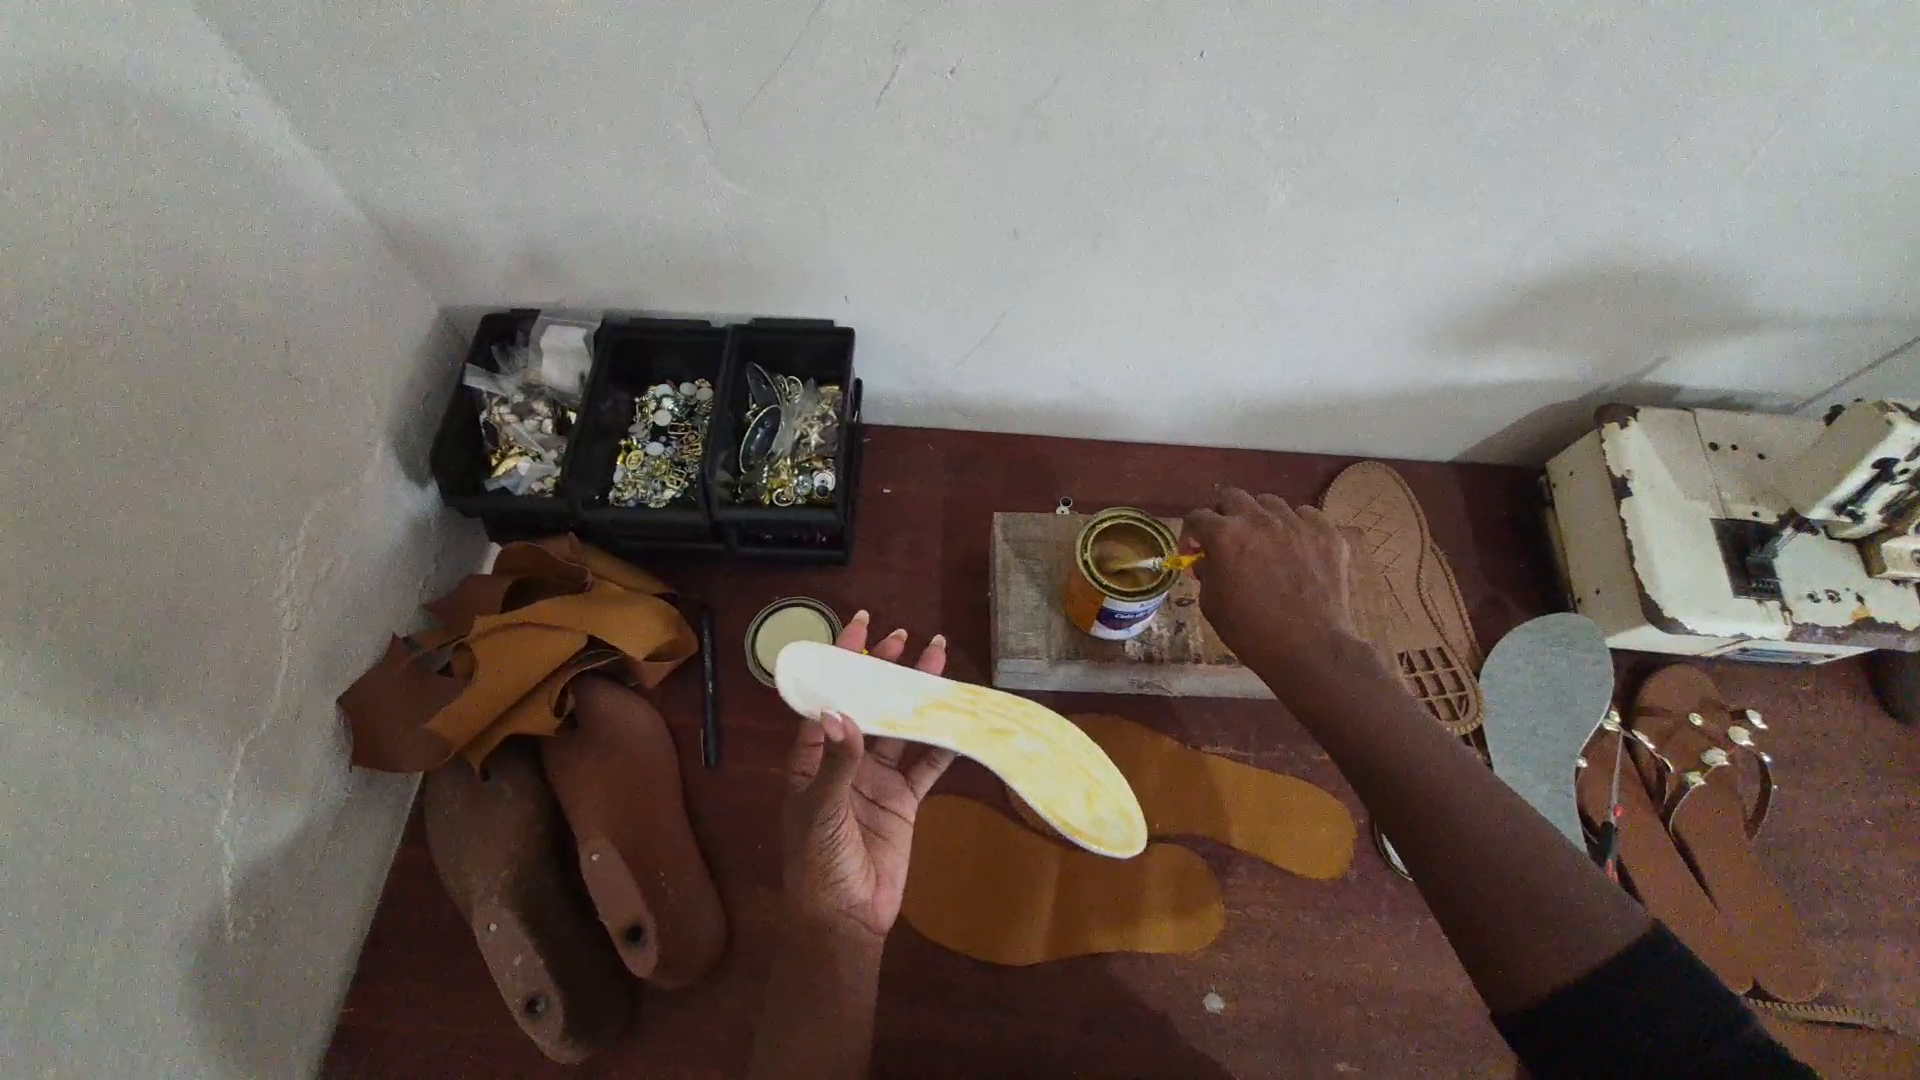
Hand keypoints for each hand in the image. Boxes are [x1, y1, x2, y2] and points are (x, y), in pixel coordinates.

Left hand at [780, 611, 955, 940]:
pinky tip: (958, 721)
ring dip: (917, 698)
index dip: (840, 661)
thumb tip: (841, 712)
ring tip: (938, 661)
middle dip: (883, 670)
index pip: (827, 698)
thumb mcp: (818, 811)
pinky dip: (942, 743)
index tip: (859, 626)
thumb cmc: (817, 862)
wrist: (846, 919)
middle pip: (867, 703)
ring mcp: (876, 778)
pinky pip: (926, 764)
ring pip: (900, 726)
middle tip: (905, 637)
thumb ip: (834, 763)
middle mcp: (845, 759)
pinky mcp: (904, 799)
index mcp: (812, 756)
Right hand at [1184, 488, 1359, 664]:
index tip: (1194, 553)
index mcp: (1225, 535)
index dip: (1190, 535)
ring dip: (1260, 519)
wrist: (1309, 648)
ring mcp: (1296, 524)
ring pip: (1270, 503)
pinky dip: (1296, 528)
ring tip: (1264, 543)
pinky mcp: (1327, 534)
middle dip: (1223, 516)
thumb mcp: (1211, 603)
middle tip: (1227, 541)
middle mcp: (1259, 520)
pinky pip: (1306, 516)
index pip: (1197, 518)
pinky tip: (1296, 549)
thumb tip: (1209, 560)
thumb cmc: (1250, 631)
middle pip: (1232, 497)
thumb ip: (1206, 571)